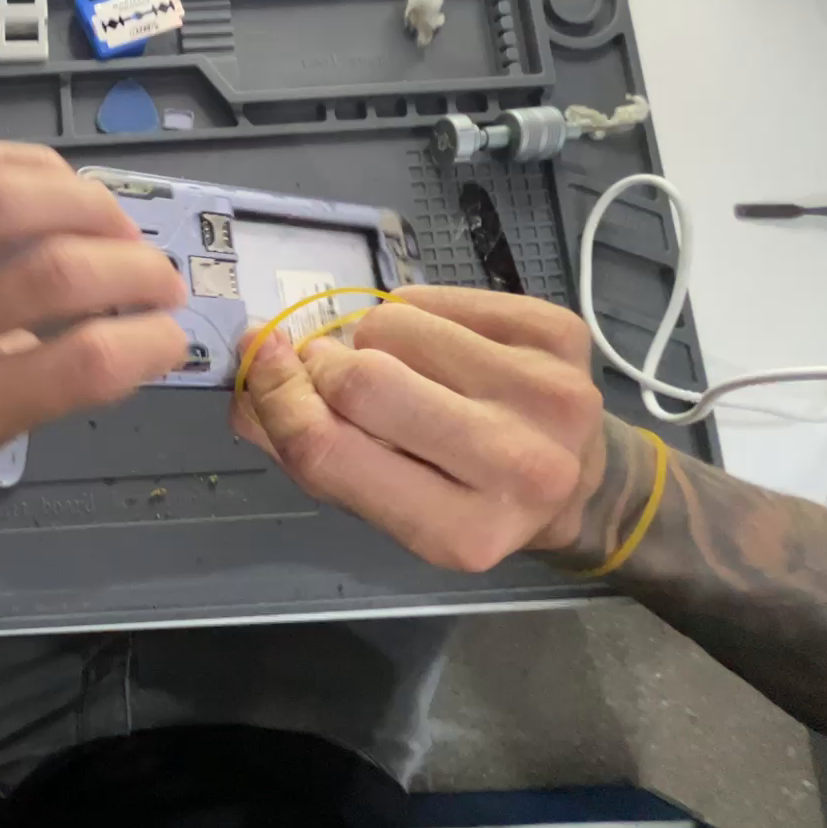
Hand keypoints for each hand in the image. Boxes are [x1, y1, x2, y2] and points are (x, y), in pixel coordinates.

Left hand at [0, 141, 188, 472]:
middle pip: (49, 274)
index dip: (147, 343)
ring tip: (116, 229)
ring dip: (87, 205)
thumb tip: (161, 326)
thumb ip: (81, 380)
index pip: (75, 367)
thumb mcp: (9, 428)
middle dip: (132, 268)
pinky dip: (36, 169)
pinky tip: (63, 192)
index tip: (174, 334)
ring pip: (4, 198)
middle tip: (160, 279)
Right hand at [230, 286, 606, 571]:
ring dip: (372, 341)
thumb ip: (294, 444)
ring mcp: (550, 393)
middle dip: (322, 366)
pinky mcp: (562, 334)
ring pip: (393, 325)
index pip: (326, 450)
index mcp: (455, 531)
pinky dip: (414, 313)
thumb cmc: (453, 496)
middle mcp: (516, 467)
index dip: (275, 397)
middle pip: (360, 381)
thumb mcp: (370, 498)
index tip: (257, 357)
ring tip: (399, 368)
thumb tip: (247, 370)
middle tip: (327, 371)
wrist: (579, 484)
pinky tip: (437, 347)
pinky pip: (434, 296)